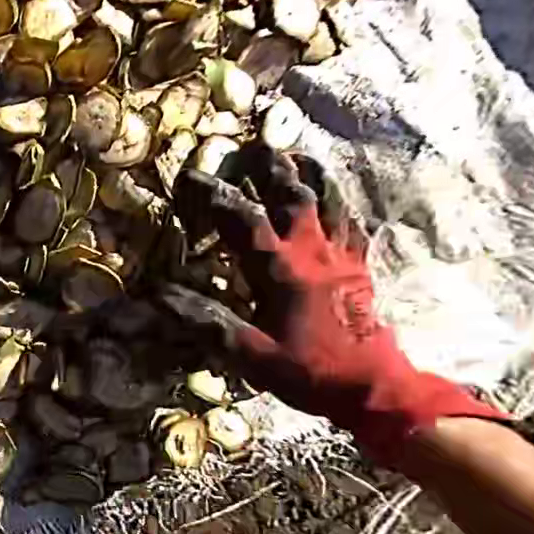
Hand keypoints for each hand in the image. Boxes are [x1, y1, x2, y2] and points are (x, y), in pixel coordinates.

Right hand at [157, 144, 504, 460]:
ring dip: (311, 176)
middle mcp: (313, 255)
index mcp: (281, 272)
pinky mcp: (358, 268)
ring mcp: (341, 258)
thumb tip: (157, 294)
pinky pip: (351, 223)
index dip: (215, 196)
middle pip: (293, 199)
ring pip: (329, 203)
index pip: (243, 222)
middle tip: (254, 145)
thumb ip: (205, 321)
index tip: (189, 176)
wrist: (375, 388)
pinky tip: (332, 197)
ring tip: (297, 154)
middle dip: (271, 170)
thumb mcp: (248, 353)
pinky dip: (339, 203)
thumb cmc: (306, 370)